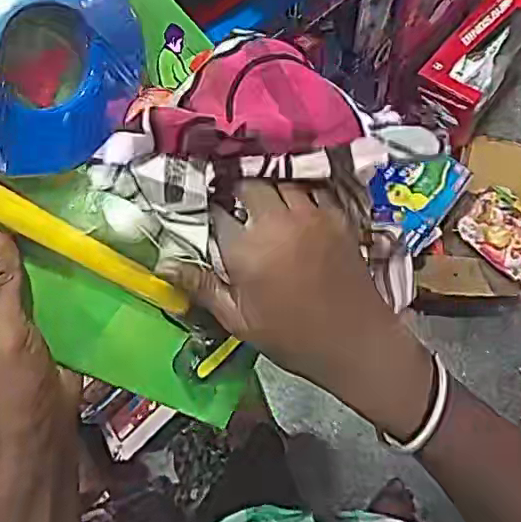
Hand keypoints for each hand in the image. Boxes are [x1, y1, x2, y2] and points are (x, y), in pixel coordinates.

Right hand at [159, 182, 434, 440]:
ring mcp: (311, 214)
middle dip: (235, 188)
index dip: (206, 207)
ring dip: (266, 186)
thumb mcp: (238, 320)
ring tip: (258, 197)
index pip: (216, 211)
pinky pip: (311, 187)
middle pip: (248, 183)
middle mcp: (278, 221)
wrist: (356, 341)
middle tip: (230, 201)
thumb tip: (164, 263)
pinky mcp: (336, 214)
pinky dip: (297, 189)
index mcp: (249, 249)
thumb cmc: (291, 337)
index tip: (201, 209)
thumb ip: (202, 286)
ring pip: (280, 179)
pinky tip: (290, 201)